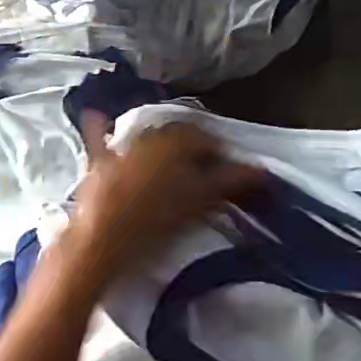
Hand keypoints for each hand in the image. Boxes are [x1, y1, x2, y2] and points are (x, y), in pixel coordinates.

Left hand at [63, 112, 263, 285]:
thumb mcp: (200, 201)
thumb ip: (232, 181)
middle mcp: (150, 134)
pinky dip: (99, 127)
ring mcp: (121, 147)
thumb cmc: (154, 222)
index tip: (228, 175)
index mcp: (178, 138)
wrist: (99, 245)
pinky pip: (97, 137)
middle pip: (180, 137)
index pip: (209, 139)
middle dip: (194, 150)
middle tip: (204, 176)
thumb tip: (263, 171)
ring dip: (163, 147)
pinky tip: (96, 115)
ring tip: (172, 171)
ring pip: (149, 138)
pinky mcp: (97, 163)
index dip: (222, 157)